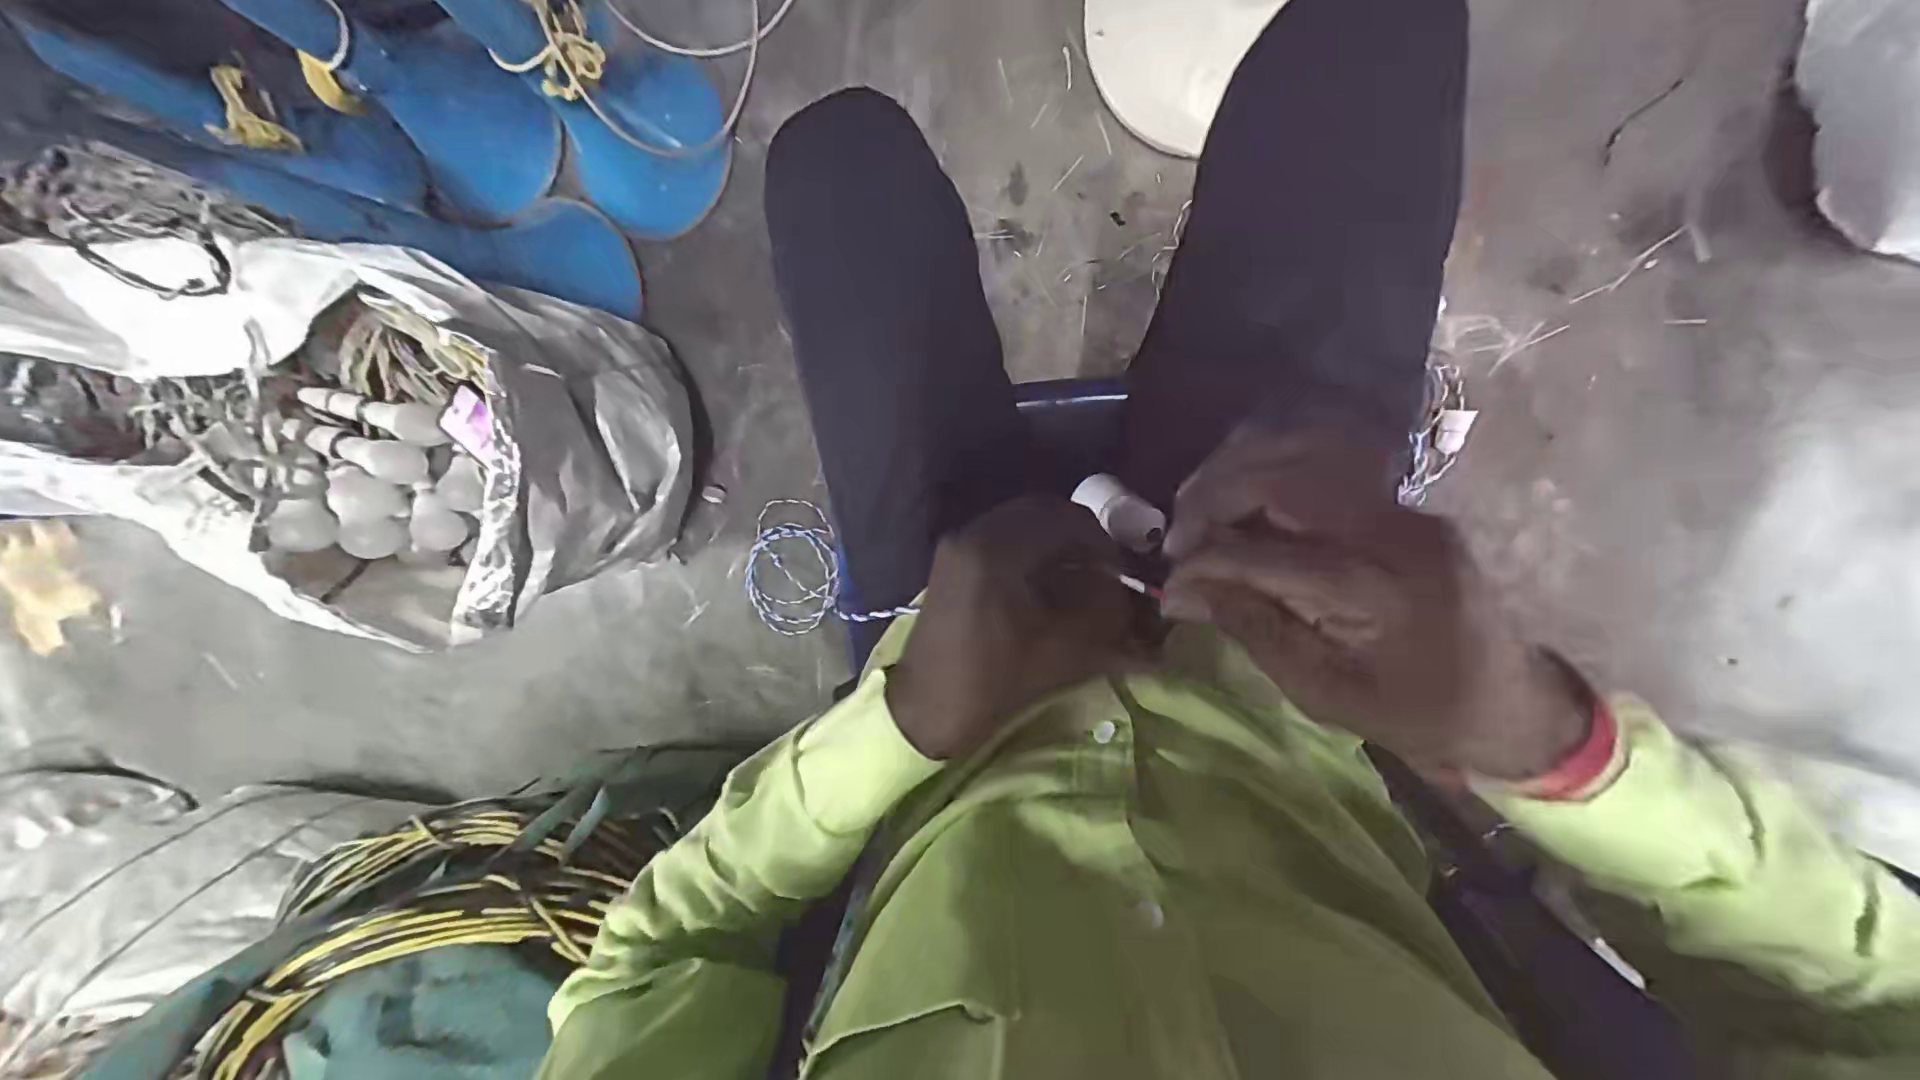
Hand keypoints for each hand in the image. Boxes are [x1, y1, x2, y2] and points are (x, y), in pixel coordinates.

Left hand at [887, 495, 1146, 758]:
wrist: (928, 708)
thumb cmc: (994, 681)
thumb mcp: (1063, 651)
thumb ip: (1104, 610)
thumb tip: (1122, 586)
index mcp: (996, 550)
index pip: (1064, 519)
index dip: (1101, 541)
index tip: (1120, 570)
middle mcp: (973, 533)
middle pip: (1041, 511)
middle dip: (1079, 534)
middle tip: (1104, 566)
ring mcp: (957, 543)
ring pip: (1020, 521)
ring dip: (1055, 539)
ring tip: (1079, 573)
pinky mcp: (951, 558)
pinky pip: (1001, 535)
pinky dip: (1030, 546)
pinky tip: (1045, 579)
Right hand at [1161, 428, 1589, 779]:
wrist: (1507, 699)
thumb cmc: (1411, 711)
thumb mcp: (1320, 690)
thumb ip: (1248, 628)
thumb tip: (1177, 593)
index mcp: (1372, 589)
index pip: (1260, 553)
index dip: (1201, 562)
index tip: (1169, 583)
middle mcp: (1391, 529)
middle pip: (1280, 479)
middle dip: (1210, 501)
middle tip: (1176, 537)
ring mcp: (1402, 505)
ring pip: (1300, 453)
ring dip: (1235, 473)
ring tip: (1197, 511)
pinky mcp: (1401, 500)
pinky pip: (1322, 461)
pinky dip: (1269, 466)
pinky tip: (1239, 493)